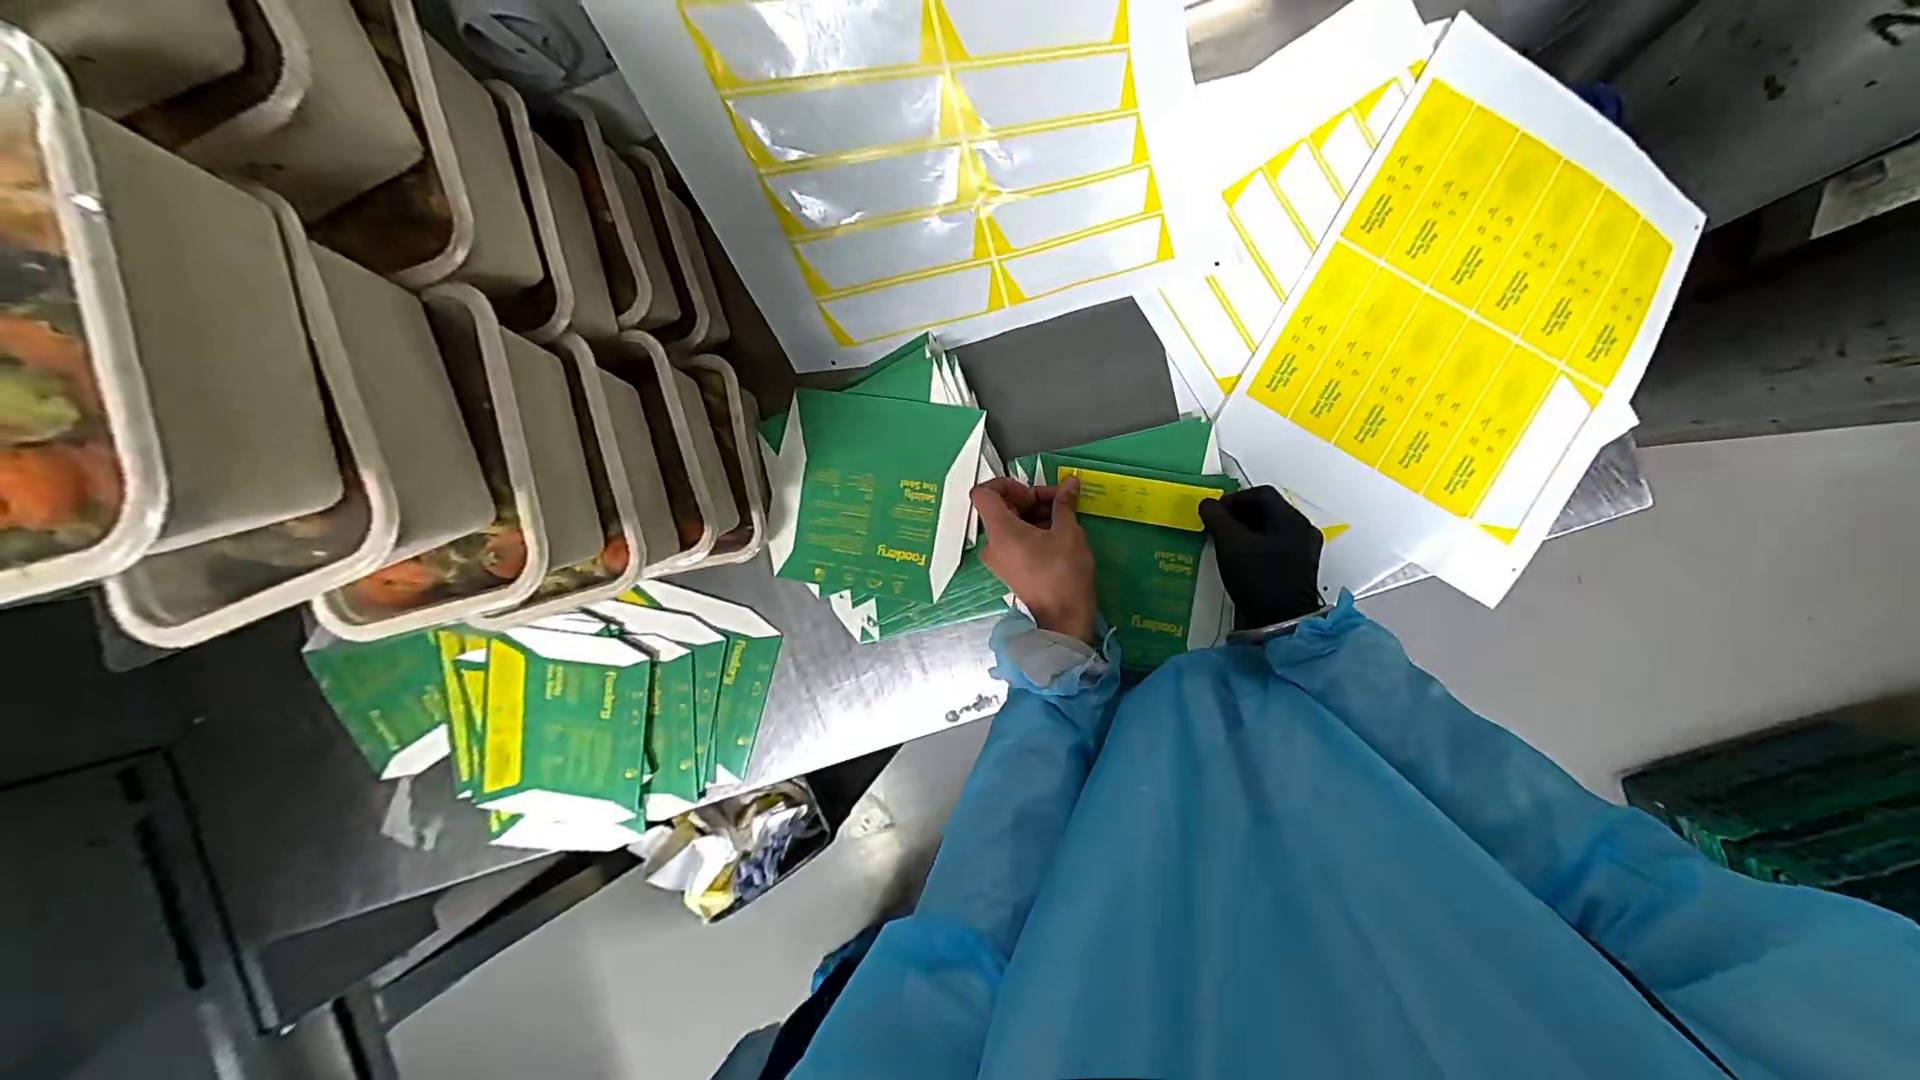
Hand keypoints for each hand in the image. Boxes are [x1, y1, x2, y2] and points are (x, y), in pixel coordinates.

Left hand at [971, 476, 1098, 643]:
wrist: (1064, 619)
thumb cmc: (1064, 573)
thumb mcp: (1069, 532)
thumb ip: (1064, 503)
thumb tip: (1070, 481)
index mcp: (999, 531)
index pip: (982, 492)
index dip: (1006, 484)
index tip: (1032, 493)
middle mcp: (991, 543)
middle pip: (1000, 506)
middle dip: (1029, 498)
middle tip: (1059, 501)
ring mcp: (998, 558)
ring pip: (1009, 522)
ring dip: (1034, 513)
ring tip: (1064, 516)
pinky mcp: (1008, 568)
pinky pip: (1013, 539)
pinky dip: (1032, 529)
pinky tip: (1057, 532)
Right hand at [1198, 485, 1324, 630]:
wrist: (1281, 621)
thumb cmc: (1257, 578)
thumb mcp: (1230, 543)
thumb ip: (1216, 517)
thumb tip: (1207, 503)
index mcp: (1290, 519)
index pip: (1261, 493)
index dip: (1234, 498)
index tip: (1215, 513)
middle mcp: (1302, 530)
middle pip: (1268, 509)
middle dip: (1239, 514)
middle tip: (1218, 526)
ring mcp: (1304, 550)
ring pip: (1272, 528)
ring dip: (1247, 530)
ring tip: (1226, 543)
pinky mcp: (1300, 568)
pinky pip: (1276, 545)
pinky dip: (1257, 545)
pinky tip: (1242, 558)